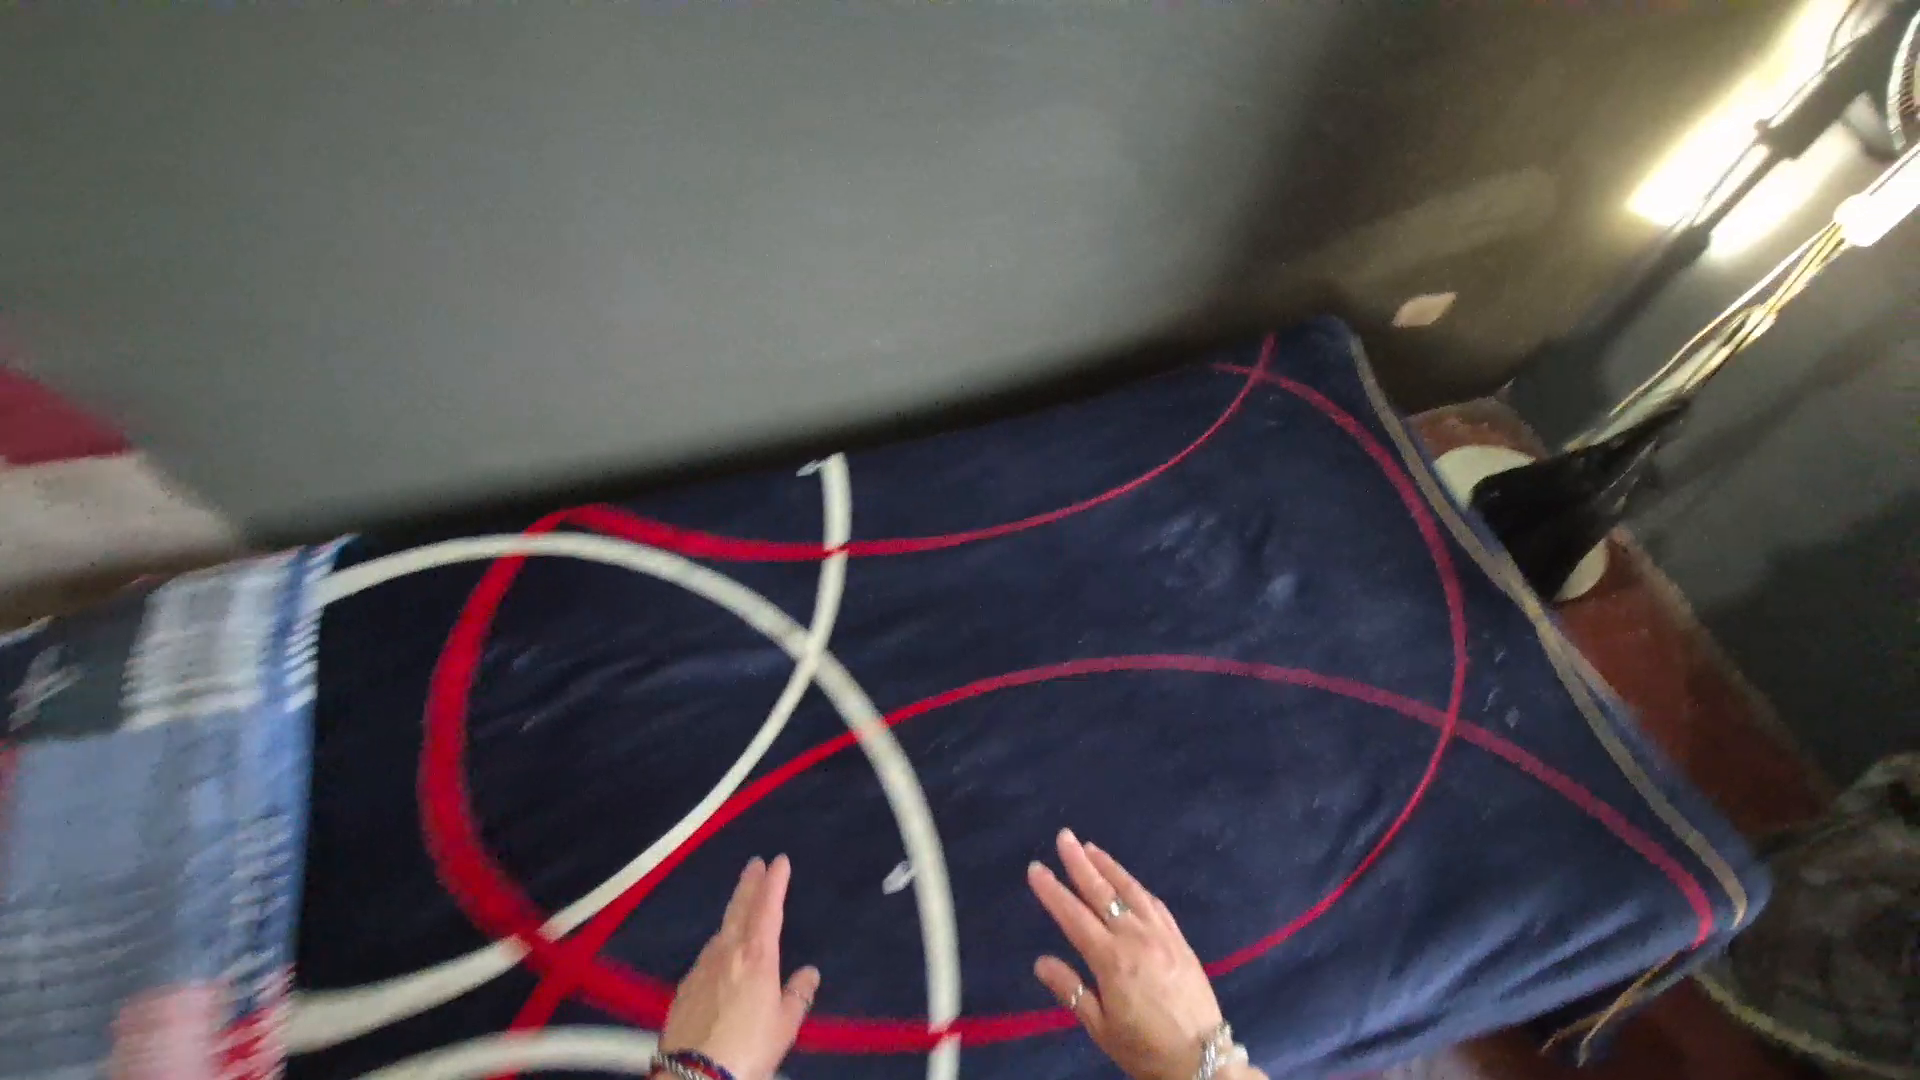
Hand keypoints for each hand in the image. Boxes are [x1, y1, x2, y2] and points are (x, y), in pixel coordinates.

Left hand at [661, 855, 820, 1079]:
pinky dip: (718, 944)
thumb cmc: (749, 1048)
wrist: (695, 1078)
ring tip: (741, 905)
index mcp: (757, 954)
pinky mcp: (684, 990)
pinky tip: (720, 953)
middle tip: (754, 864)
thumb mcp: (785, 1025)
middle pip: (739, 908)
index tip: (779, 860)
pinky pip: (707, 956)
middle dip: (749, 884)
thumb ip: (798, 995)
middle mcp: (727, 952)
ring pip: (721, 930)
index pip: (768, 907)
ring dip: (733, 913)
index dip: (775, 882)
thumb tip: (809, 972)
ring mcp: (701, 968)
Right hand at [1029, 829, 1248, 1079]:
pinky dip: (1136, 886)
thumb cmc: (1145, 1049)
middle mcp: (1135, 938)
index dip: (1052, 891)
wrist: (1204, 1061)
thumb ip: (1071, 991)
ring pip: (1129, 890)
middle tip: (1064, 837)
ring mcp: (1160, 935)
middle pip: (1101, 892)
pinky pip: (1154, 904)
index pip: (1073, 916)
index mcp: (1111, 960)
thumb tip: (1040, 962)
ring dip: (1108, 866)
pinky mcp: (1179, 939)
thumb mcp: (1102, 1029)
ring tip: (1090, 847)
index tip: (1036, 869)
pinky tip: (1127, 879)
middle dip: (1079, 862)